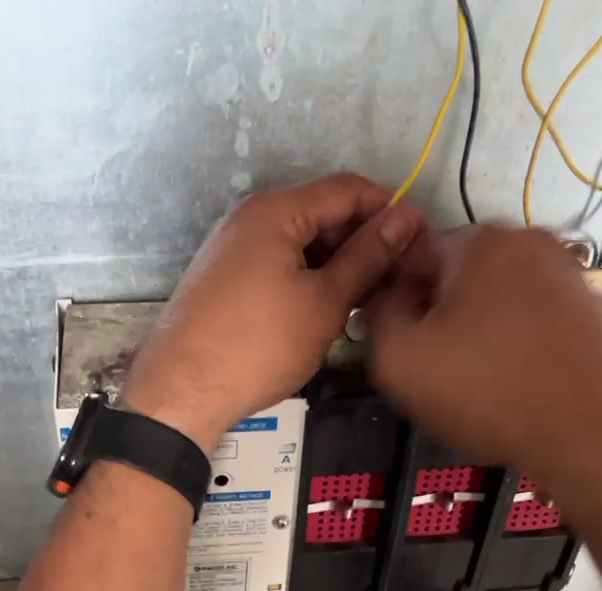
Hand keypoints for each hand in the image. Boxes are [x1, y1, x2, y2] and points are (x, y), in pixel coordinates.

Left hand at [122, 174, 425, 445]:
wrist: (182, 391)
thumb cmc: (259, 345)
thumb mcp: (324, 302)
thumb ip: (366, 258)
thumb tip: (403, 219)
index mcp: (275, 210)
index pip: (347, 189)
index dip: (388, 209)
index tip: (419, 240)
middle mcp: (249, 218)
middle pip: (321, 213)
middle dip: (362, 240)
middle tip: (398, 277)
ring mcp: (232, 249)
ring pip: (299, 243)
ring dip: (336, 264)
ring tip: (369, 299)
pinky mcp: (224, 280)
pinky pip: (277, 265)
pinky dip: (307, 279)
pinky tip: (328, 309)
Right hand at [363, 225, 601, 509]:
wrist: (591, 434)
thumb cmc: (487, 392)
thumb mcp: (399, 360)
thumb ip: (376, 316)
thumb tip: (384, 298)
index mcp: (478, 239)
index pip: (408, 257)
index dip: (394, 303)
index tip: (401, 346)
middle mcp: (527, 239)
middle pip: (454, 276)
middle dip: (438, 316)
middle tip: (437, 371)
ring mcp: (567, 272)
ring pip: (494, 298)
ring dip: (476, 331)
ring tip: (477, 381)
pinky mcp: (590, 308)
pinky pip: (531, 319)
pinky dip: (514, 343)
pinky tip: (514, 382)